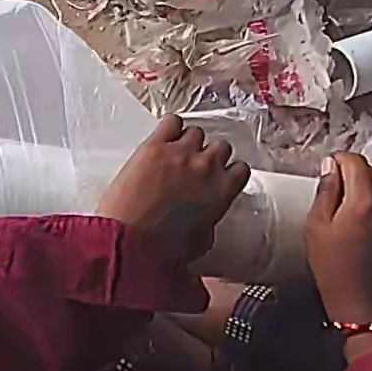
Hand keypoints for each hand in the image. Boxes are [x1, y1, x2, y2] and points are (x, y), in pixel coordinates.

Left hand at [97, 115, 251, 261]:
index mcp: (223, 191)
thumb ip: (209, 221)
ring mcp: (181, 152)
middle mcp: (207, 166)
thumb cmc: (164, 248)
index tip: (219, 176)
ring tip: (175, 155)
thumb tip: (205, 218)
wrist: (130, 241)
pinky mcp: (155, 145)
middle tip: (194, 167)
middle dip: (209, 155)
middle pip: (220, 146)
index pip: (241, 169)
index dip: (228, 172)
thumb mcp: (201, 241)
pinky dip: (170, 127)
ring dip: (188, 142)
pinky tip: (163, 139)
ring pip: (196, 132)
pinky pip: (171, 121)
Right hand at [306, 153, 371, 326]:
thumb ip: (326, 190)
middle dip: (354, 177)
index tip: (330, 171)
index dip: (340, 162)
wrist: (359, 299)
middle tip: (337, 197)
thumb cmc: (331, 264)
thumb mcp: (316, 225)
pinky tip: (368, 227)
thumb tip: (332, 165)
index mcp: (364, 202)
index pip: (356, 162)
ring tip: (353, 214)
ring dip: (370, 192)